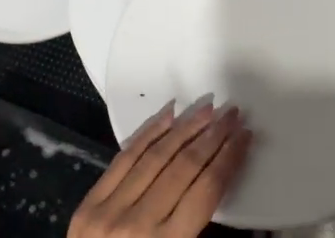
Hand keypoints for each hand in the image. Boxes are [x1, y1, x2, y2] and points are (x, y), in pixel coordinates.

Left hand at [70, 99, 251, 237]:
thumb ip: (197, 226)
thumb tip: (220, 176)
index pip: (207, 189)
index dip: (229, 159)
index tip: (245, 136)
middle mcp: (139, 223)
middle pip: (185, 166)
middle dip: (213, 136)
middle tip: (232, 113)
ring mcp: (110, 210)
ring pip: (156, 155)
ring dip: (186, 127)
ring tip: (208, 107)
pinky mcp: (89, 203)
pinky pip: (124, 158)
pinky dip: (148, 133)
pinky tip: (168, 114)